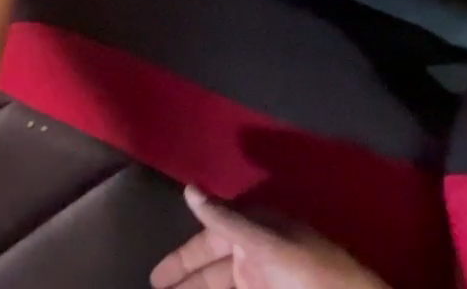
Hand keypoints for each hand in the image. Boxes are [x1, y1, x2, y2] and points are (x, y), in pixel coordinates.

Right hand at [150, 187, 390, 288]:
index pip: (208, 240)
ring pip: (224, 287)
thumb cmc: (311, 272)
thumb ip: (226, 219)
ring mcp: (266, 280)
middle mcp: (256, 254)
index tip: (155, 275)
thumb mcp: (267, 244)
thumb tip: (188, 188)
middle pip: (212, 269)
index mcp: (255, 230)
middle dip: (186, 282)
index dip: (182, 259)